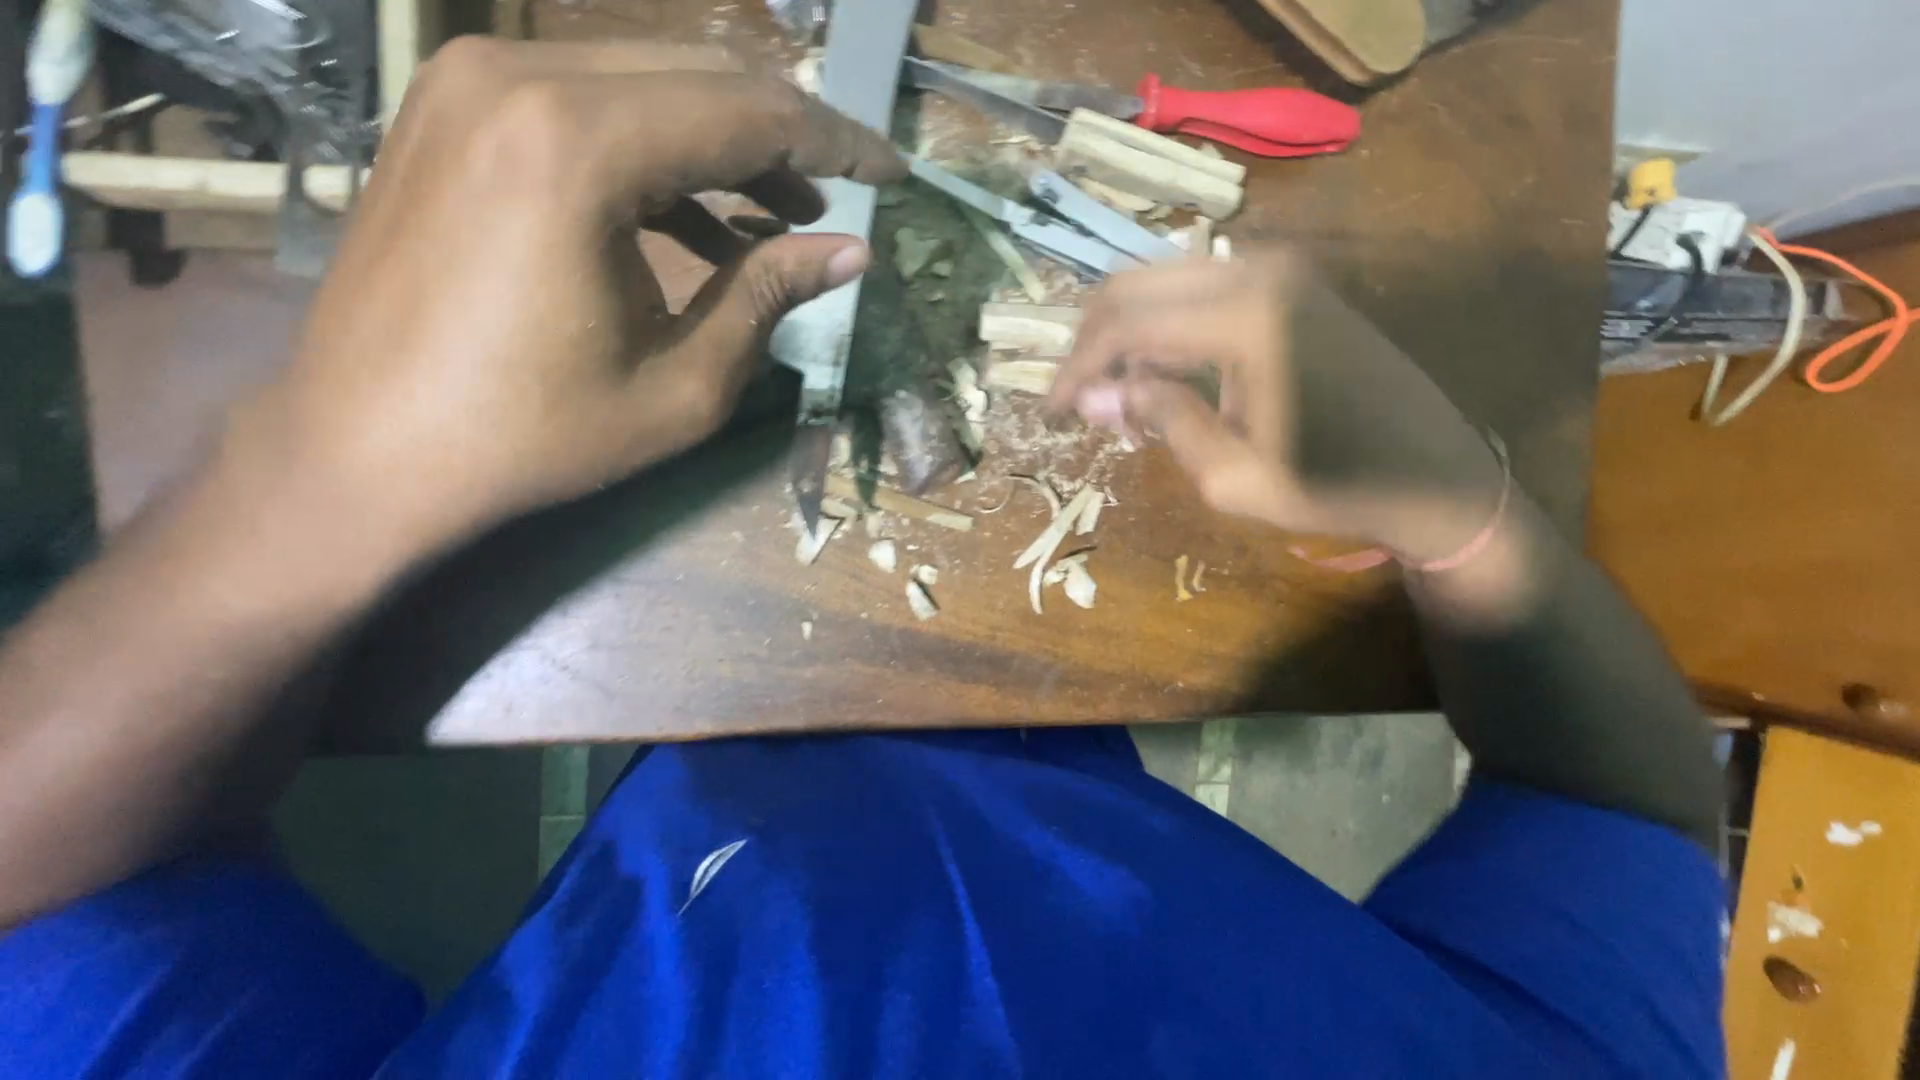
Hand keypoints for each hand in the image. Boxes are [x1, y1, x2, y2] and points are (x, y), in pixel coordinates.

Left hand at [226, 37, 902, 565]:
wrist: (363, 451)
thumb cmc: (532, 435)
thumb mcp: (681, 384)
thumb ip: (769, 295)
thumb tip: (851, 252)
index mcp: (579, 145)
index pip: (750, 111)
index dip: (838, 141)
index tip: (893, 172)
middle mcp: (519, 78)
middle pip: (701, 74)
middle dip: (788, 131)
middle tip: (843, 190)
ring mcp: (471, 84)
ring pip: (644, 80)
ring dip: (724, 140)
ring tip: (785, 210)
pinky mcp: (451, 111)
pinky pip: (584, 103)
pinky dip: (654, 150)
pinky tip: (694, 218)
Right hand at [1047, 255, 1507, 563]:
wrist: (1432, 472)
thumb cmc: (1332, 486)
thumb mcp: (1231, 474)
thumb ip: (1160, 419)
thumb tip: (1095, 395)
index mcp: (1244, 317)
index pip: (1125, 324)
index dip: (1077, 366)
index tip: (1052, 410)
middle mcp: (1257, 272)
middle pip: (1136, 285)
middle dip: (1093, 341)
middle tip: (1078, 399)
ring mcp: (1279, 270)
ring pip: (1163, 281)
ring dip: (1127, 332)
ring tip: (1119, 397)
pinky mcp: (1291, 283)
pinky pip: (1200, 289)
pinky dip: (1166, 325)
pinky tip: (1163, 376)